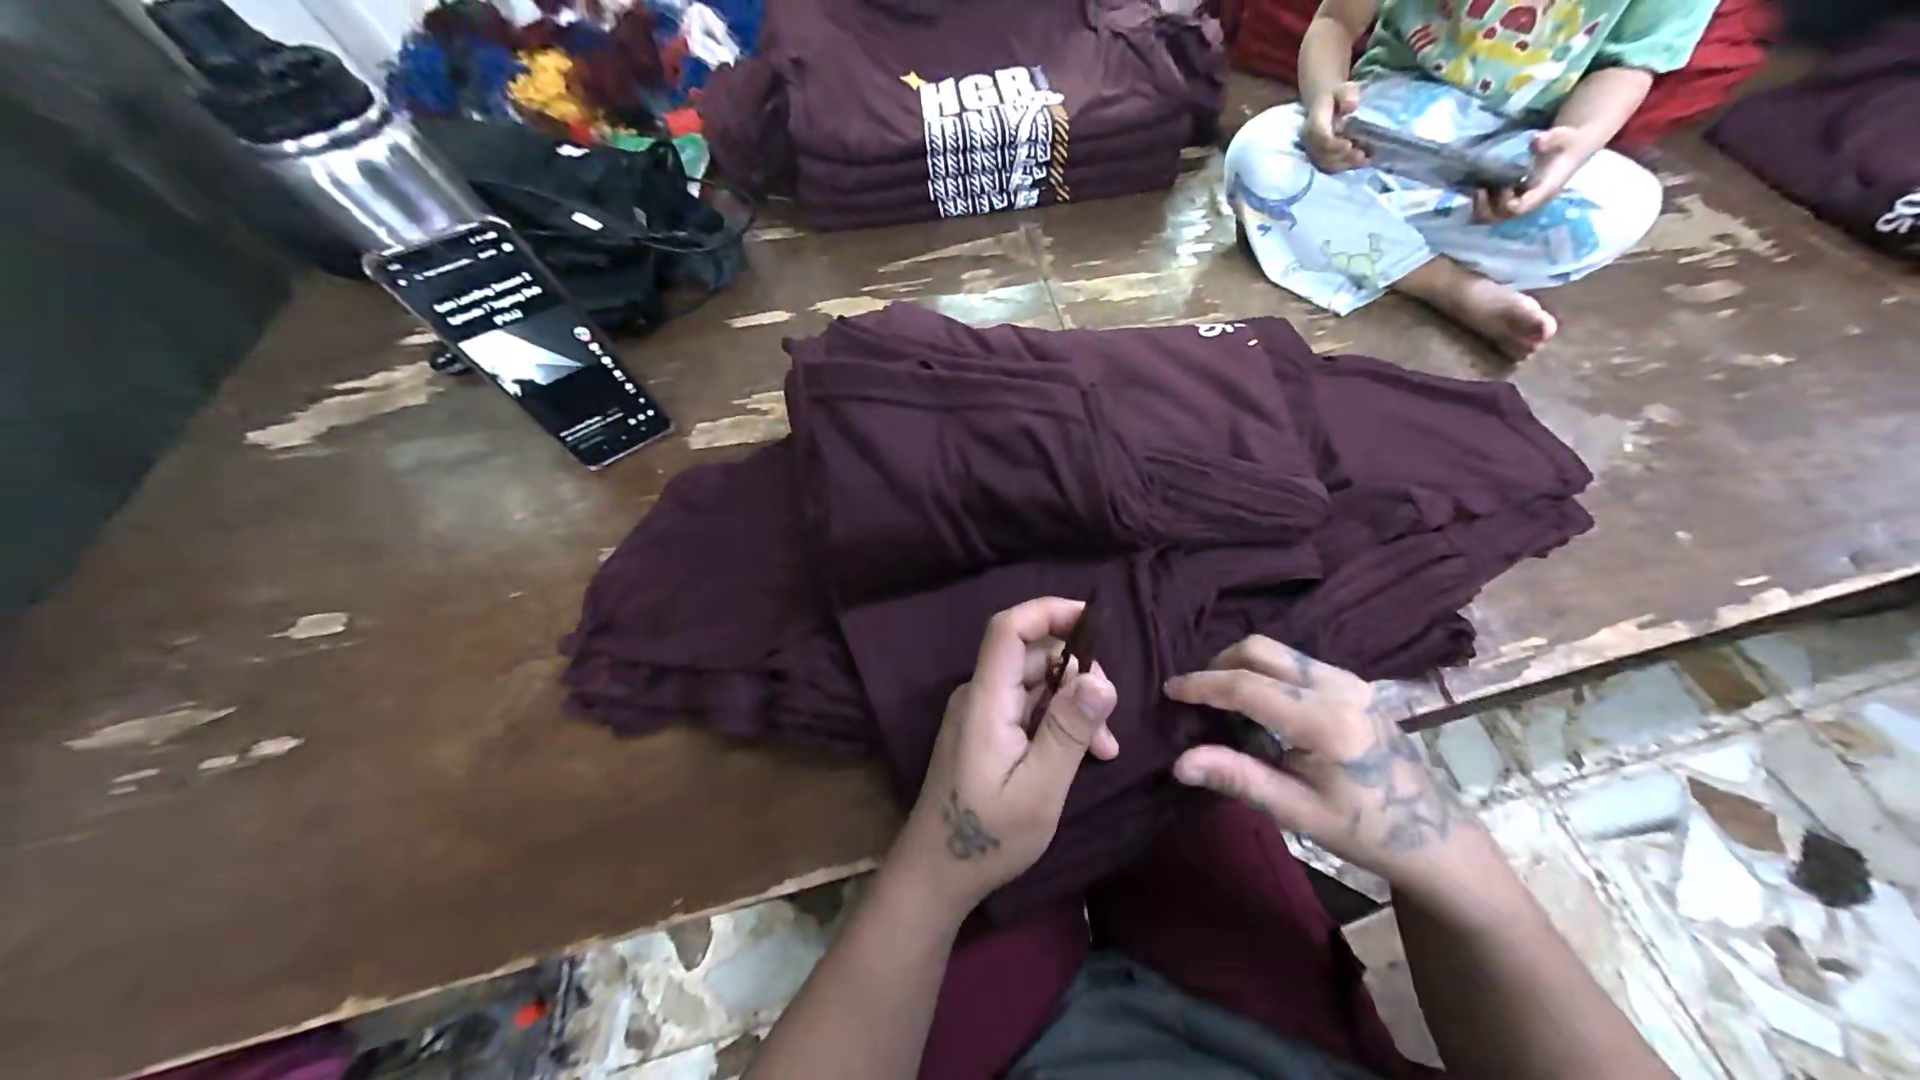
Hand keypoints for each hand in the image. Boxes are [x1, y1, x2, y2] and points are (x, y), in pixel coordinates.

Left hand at [889, 598, 1119, 919]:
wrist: (937, 872)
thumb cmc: (989, 835)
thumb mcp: (1040, 788)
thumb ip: (1068, 731)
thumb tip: (1101, 681)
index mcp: (986, 699)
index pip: (1009, 629)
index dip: (1048, 610)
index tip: (1095, 619)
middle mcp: (979, 695)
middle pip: (1032, 656)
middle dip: (1079, 675)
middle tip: (1109, 718)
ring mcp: (980, 713)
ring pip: (1034, 683)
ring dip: (1073, 704)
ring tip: (1104, 748)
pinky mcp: (985, 732)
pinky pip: (1026, 707)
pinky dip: (1057, 721)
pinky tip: (1083, 753)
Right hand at [1165, 636, 1477, 893]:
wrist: (1434, 836)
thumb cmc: (1363, 830)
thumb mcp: (1296, 811)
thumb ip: (1237, 777)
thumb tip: (1179, 762)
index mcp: (1325, 721)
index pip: (1247, 686)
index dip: (1201, 685)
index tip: (1168, 690)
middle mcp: (1339, 687)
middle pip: (1261, 649)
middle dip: (1219, 665)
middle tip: (1194, 695)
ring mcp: (1350, 681)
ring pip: (1277, 651)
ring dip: (1240, 666)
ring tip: (1221, 701)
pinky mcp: (1353, 684)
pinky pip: (1294, 662)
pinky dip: (1263, 671)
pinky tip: (1257, 704)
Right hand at [1303, 82, 1367, 172]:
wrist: (1321, 102)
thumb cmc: (1335, 95)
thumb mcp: (1344, 89)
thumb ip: (1348, 95)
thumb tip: (1351, 106)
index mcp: (1313, 122)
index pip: (1320, 138)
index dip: (1333, 145)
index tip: (1350, 145)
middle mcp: (1308, 140)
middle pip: (1322, 154)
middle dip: (1342, 157)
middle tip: (1362, 156)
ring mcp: (1311, 150)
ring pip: (1324, 163)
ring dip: (1344, 164)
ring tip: (1363, 161)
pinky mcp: (1316, 156)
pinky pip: (1327, 166)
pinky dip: (1343, 166)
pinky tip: (1357, 164)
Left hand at [1475, 127, 1588, 221]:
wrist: (1571, 147)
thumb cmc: (1568, 143)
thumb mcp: (1565, 136)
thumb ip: (1553, 138)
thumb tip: (1537, 140)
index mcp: (1543, 192)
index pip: (1519, 209)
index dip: (1505, 202)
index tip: (1503, 186)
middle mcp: (1529, 203)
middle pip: (1499, 218)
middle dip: (1486, 207)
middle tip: (1482, 188)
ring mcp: (1518, 203)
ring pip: (1490, 217)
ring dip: (1480, 206)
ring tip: (1480, 188)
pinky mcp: (1510, 200)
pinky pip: (1488, 211)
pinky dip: (1480, 203)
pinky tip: (1482, 187)